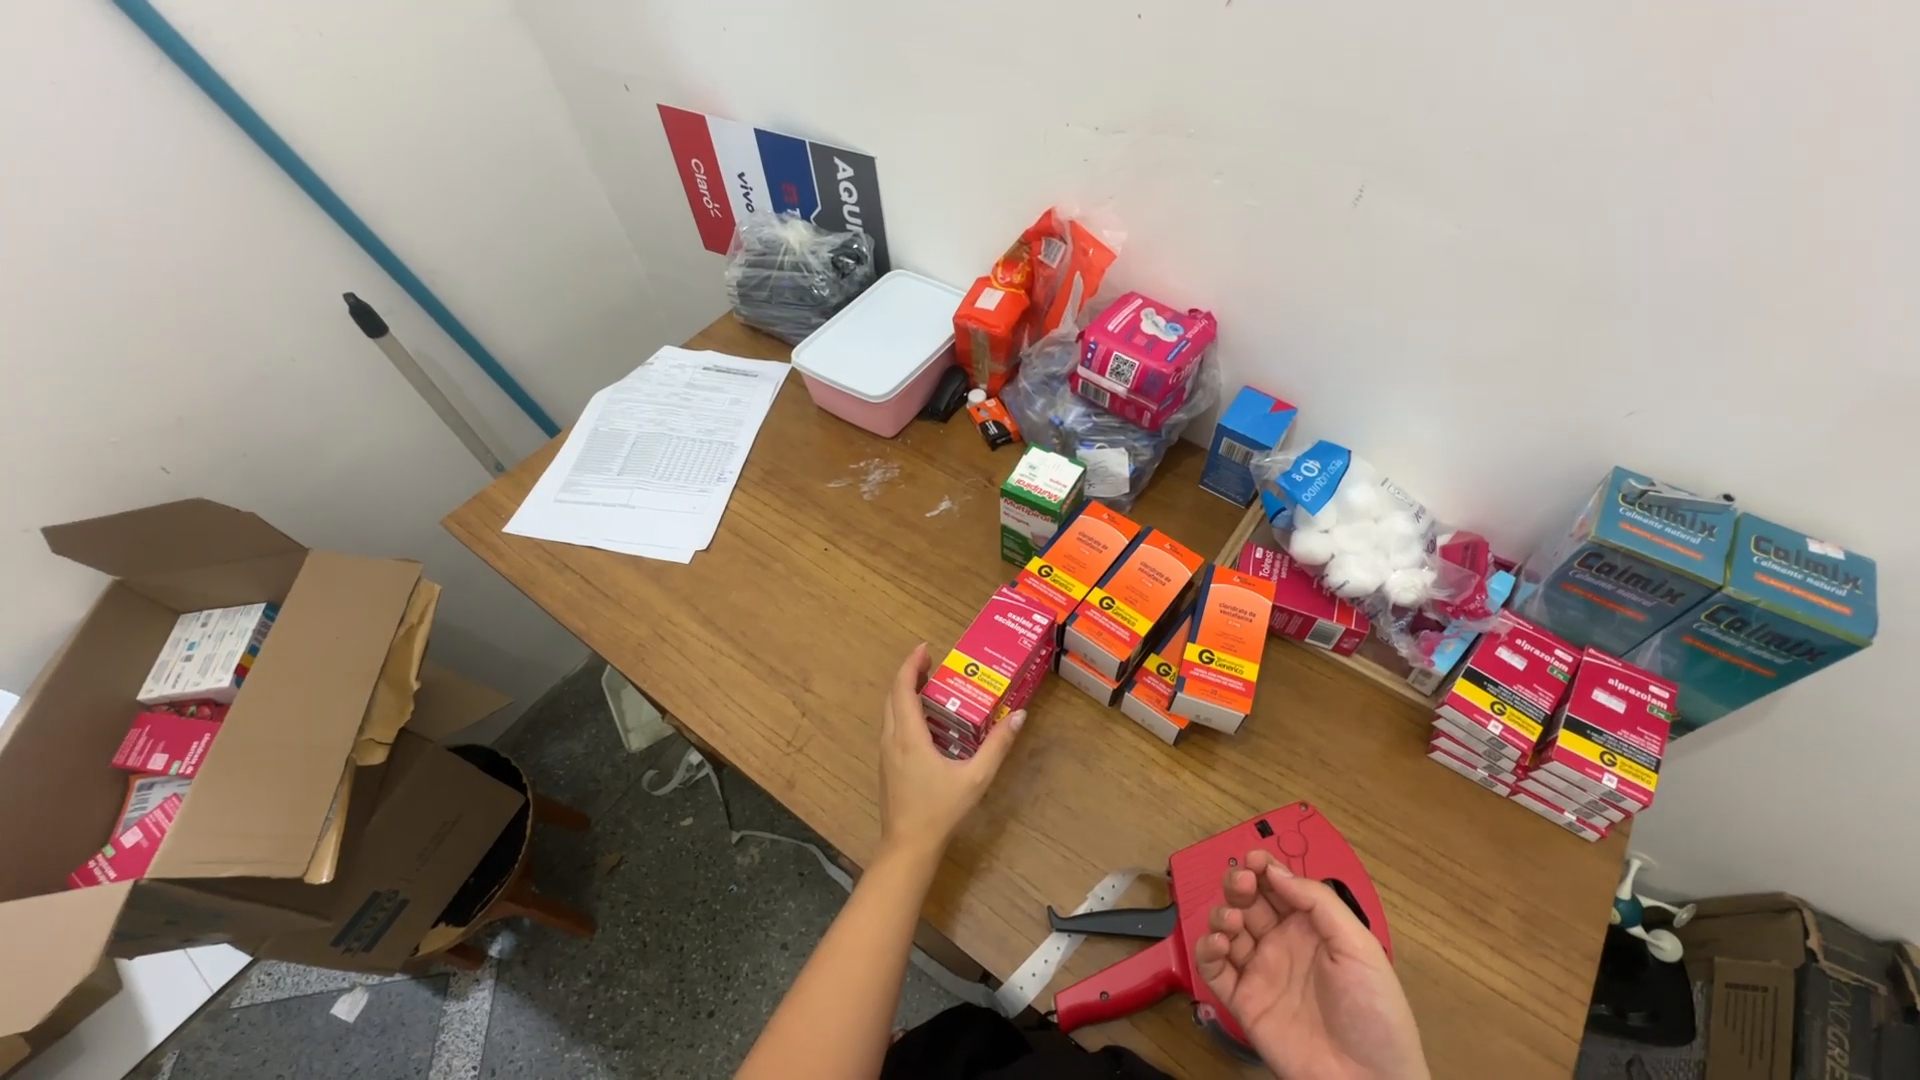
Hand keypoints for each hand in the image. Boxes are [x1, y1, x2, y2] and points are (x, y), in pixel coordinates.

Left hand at [877, 643, 1024, 859]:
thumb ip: (998, 745)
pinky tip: (927, 722)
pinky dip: (905, 712)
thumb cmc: (941, 809)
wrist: (908, 845)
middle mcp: (892, 739)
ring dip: (906, 693)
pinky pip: (893, 727)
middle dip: (910, 674)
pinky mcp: (887, 766)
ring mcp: (886, 753)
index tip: (926, 647)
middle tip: (933, 663)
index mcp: (909, 736)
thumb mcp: (976, 776)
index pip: (903, 688)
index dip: (912, 664)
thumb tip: (1019, 715)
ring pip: (890, 712)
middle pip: (893, 696)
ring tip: (932, 686)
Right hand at [1195, 849, 1428, 1079]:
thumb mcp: (1359, 948)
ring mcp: (1261, 972)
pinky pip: (1214, 969)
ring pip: (1227, 929)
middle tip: (1242, 884)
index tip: (1253, 859)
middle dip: (1239, 884)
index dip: (1263, 868)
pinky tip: (1219, 944)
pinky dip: (1207, 949)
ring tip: (1233, 922)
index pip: (1279, 886)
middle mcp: (1282, 944)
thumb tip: (1275, 871)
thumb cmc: (1374, 1012)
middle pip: (1248, 901)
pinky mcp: (1243, 1001)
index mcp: (1312, 928)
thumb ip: (1318, 903)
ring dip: (1222, 914)